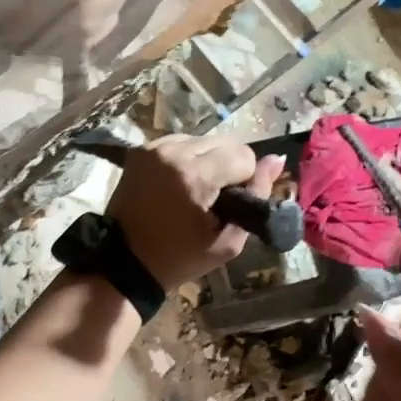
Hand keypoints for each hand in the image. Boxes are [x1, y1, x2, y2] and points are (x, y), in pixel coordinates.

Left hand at [104, 135, 285, 289]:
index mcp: (195, 175)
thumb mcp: (227, 240)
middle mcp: (173, 151)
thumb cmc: (179, 258)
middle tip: (218, 197)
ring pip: (202, 139)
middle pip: (224, 142)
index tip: (235, 202)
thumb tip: (277, 160)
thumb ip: (256, 197)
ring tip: (198, 190)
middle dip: (229, 166)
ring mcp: (154, 147)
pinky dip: (186, 157)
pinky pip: (178, 142)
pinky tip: (180, 182)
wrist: (124, 261)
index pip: (243, 155)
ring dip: (208, 159)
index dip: (247, 179)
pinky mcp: (140, 149)